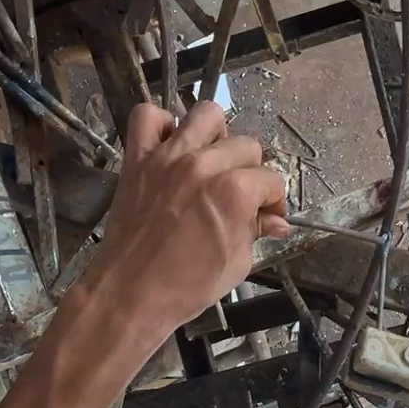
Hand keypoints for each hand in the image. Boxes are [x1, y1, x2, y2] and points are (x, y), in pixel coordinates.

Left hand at [73, 102, 288, 335]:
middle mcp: (203, 164)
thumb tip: (276, 221)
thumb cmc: (187, 287)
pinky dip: (161, 126)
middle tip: (241, 197)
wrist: (132, 293)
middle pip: (245, 145)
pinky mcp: (137, 159)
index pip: (270, 180)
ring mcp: (167, 157)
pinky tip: (170, 148)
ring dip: (216, 136)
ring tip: (212, 161)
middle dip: (250, 172)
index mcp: (233, 191)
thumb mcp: (236, 263)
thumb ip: (256, 231)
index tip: (268, 216)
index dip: (274, 201)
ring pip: (206, 115)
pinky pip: (147, 117)